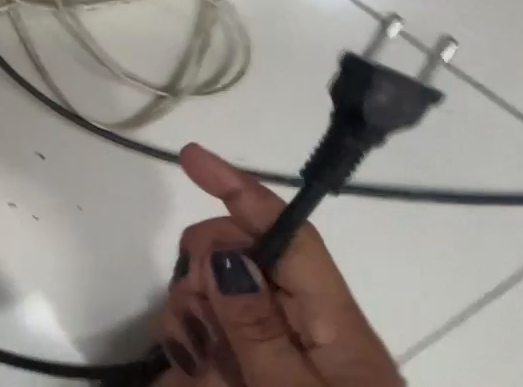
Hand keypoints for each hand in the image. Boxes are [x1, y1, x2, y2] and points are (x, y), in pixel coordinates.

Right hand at [155, 144, 401, 386]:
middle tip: (201, 330)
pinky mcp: (241, 362)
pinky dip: (189, 346)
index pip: (287, 237)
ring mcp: (269, 344)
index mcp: (333, 325)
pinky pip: (200, 329)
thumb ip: (257, 328)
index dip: (241, 190)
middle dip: (201, 276)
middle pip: (233, 257)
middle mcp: (303, 325)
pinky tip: (198, 374)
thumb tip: (226, 252)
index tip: (189, 157)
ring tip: (203, 370)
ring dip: (191, 320)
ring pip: (207, 292)